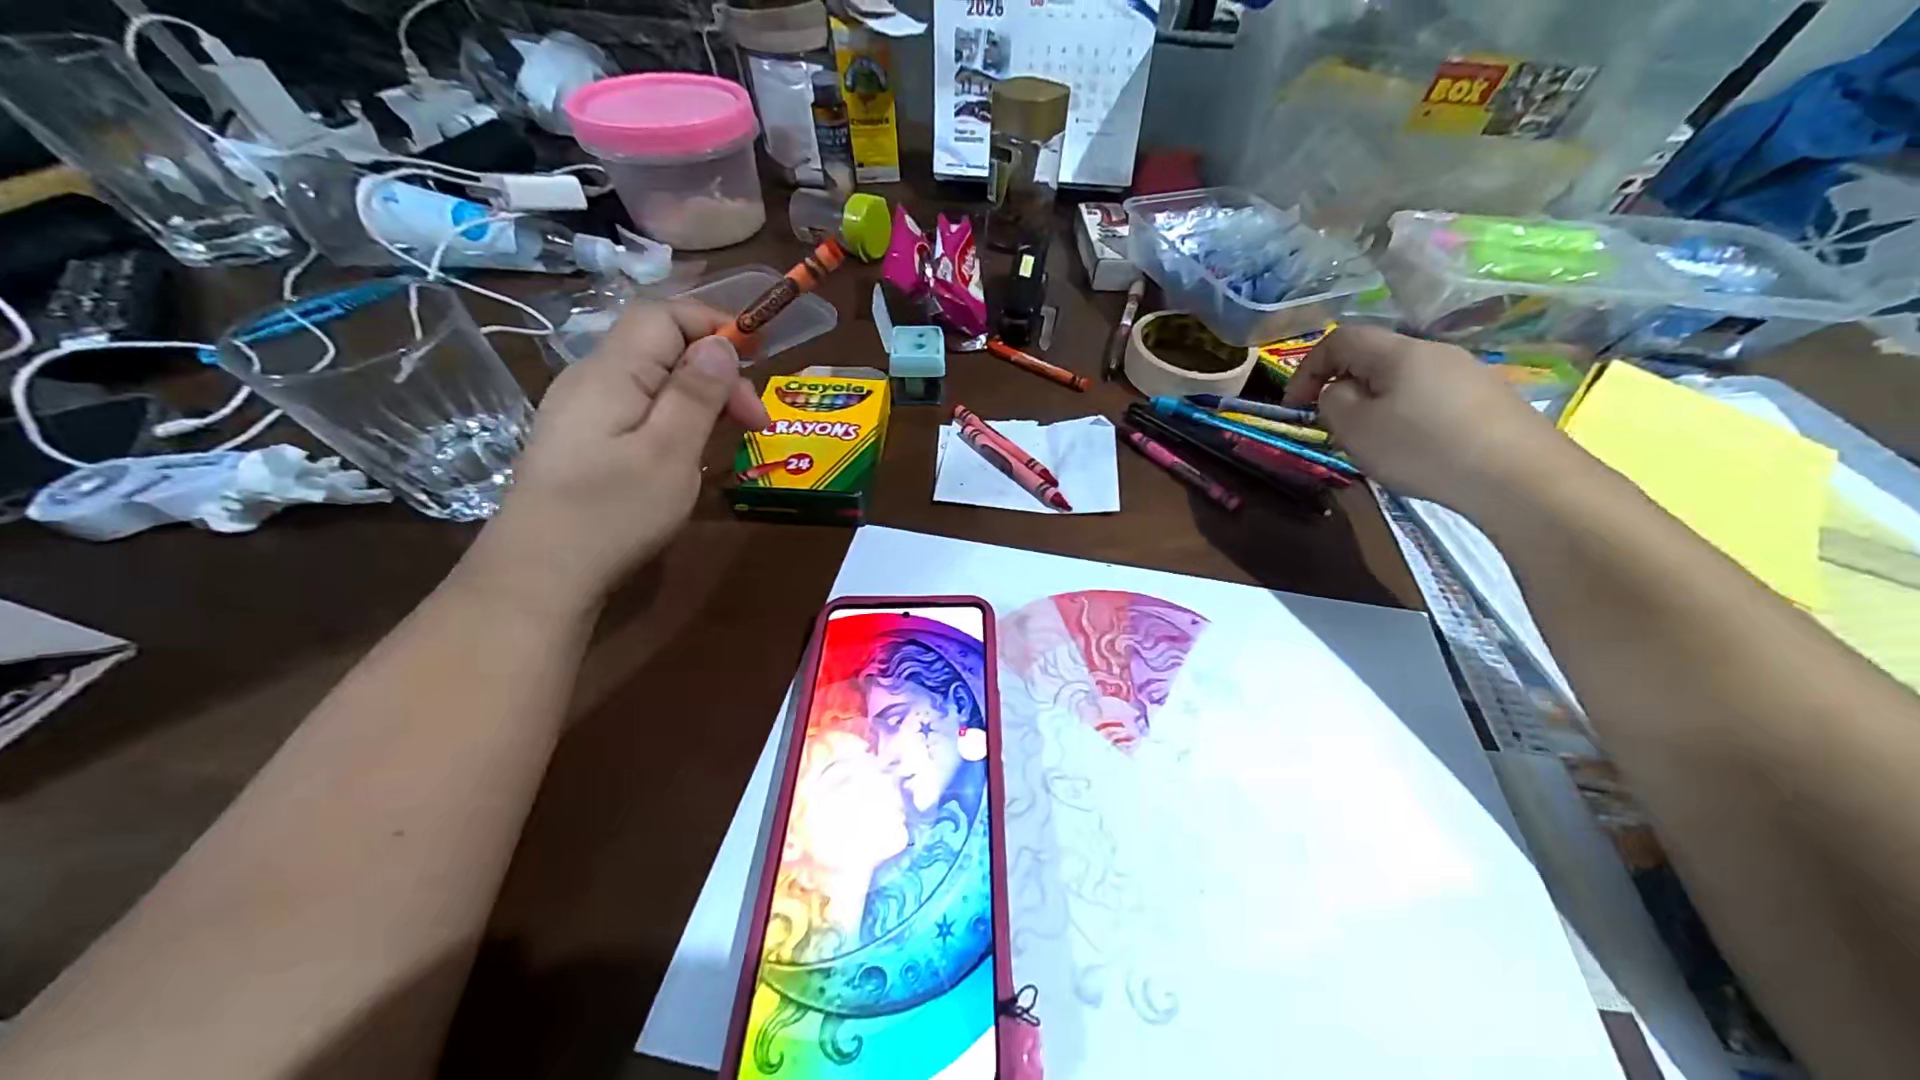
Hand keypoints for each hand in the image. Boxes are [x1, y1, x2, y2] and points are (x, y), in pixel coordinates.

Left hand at [460, 301, 770, 613]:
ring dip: (700, 397)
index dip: (713, 323)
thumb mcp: (669, 453)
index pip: (663, 315)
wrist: (539, 575)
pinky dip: (675, 418)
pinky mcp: (581, 441)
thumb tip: (720, 343)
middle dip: (716, 371)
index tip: (759, 355)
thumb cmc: (612, 513)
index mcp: (612, 372)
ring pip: (652, 380)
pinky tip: (688, 453)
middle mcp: (591, 380)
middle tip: (755, 422)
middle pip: (660, 347)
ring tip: (730, 437)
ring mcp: (581, 412)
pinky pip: (638, 408)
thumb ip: (696, 393)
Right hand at [1283, 325, 1573, 511]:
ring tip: (1373, 443)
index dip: (1308, 367)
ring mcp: (1469, 374)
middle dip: (1343, 387)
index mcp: (1399, 352)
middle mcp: (1436, 352)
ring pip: (1403, 380)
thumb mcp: (1357, 429)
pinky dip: (1409, 417)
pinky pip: (1432, 399)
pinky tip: (1417, 450)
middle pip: (1374, 358)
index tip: (1295, 405)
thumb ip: (1333, 402)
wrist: (1520, 478)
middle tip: (1333, 427)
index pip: (1341, 338)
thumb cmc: (1424, 448)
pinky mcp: (1491, 401)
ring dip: (1376, 405)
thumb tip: (1338, 391)